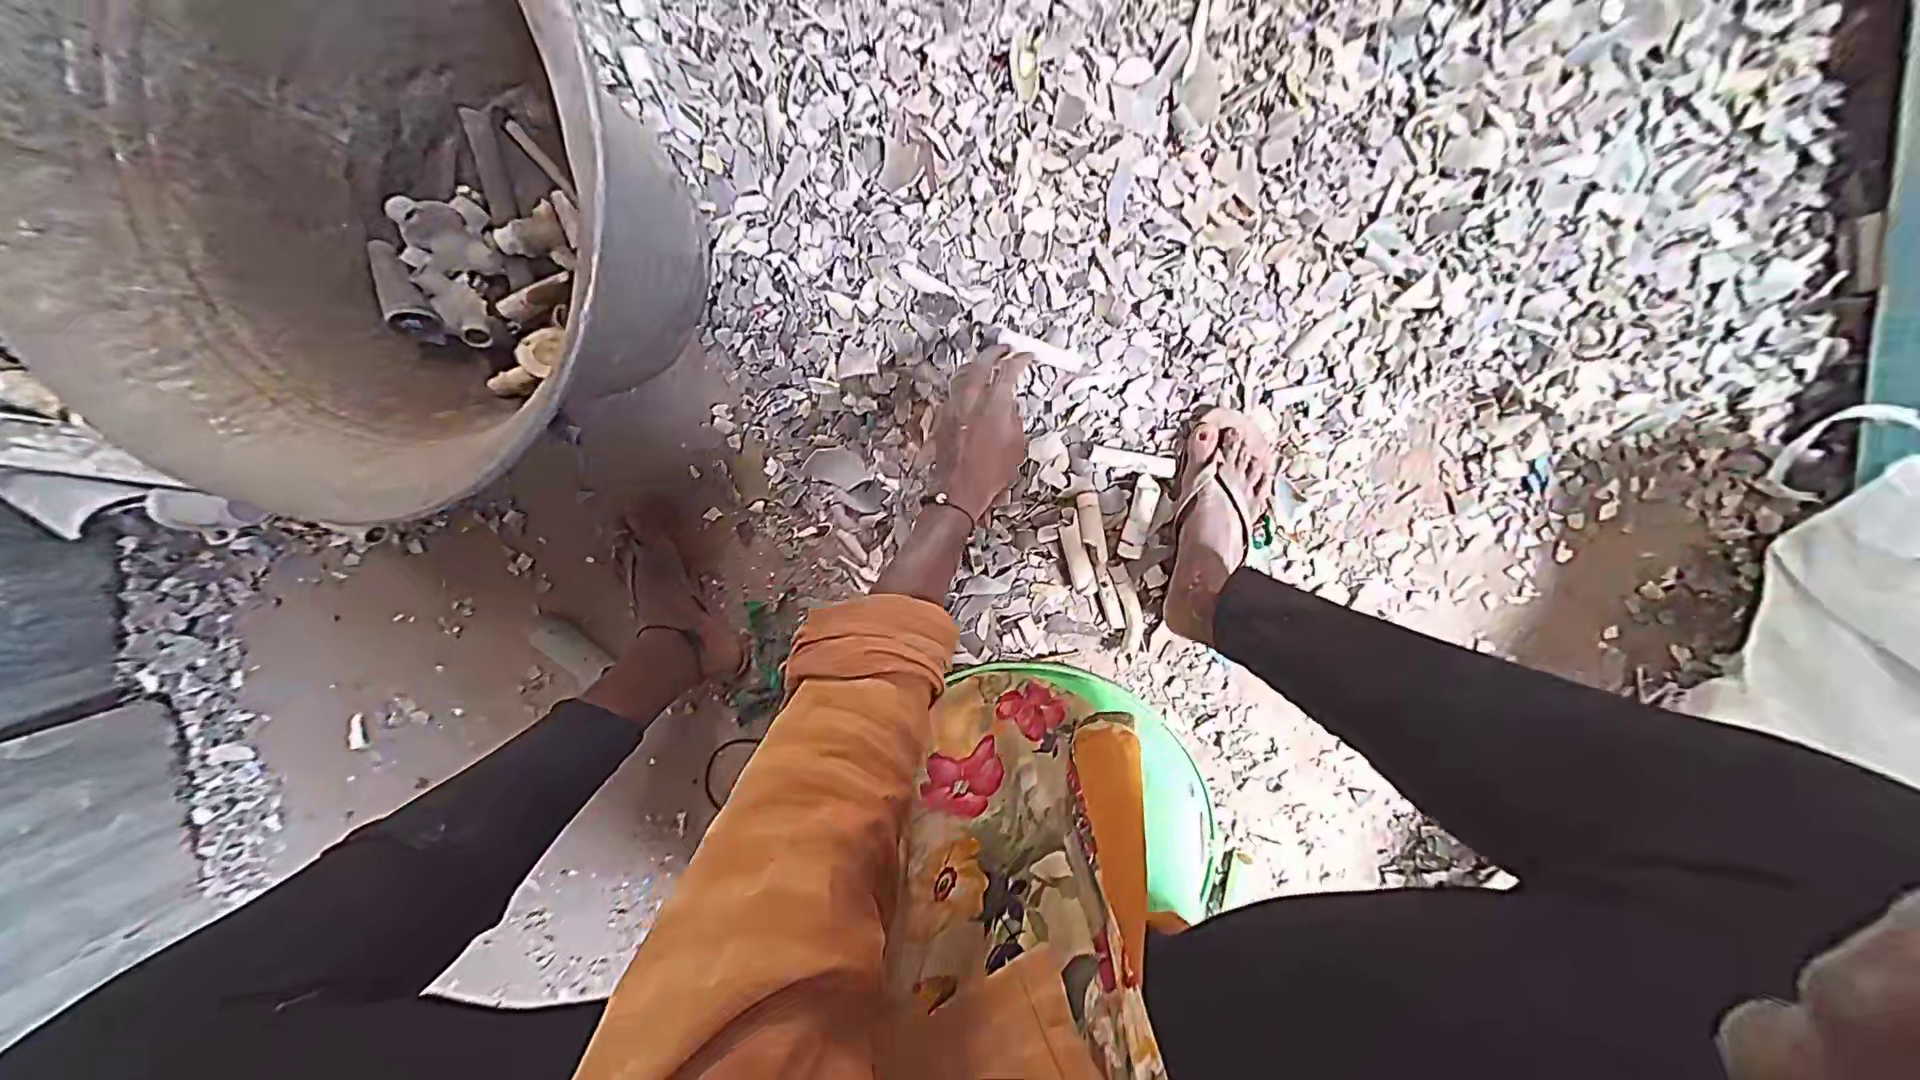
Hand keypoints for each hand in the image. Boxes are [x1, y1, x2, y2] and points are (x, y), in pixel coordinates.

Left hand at [931, 345, 1029, 521]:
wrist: (959, 492)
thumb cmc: (989, 476)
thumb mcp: (1016, 447)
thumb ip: (1015, 420)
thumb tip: (1012, 407)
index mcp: (994, 408)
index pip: (1008, 372)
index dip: (1019, 360)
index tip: (1026, 356)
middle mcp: (971, 403)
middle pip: (981, 365)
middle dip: (995, 353)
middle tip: (1004, 349)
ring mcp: (954, 409)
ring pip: (963, 375)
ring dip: (976, 365)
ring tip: (985, 363)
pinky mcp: (942, 419)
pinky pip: (953, 392)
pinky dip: (963, 384)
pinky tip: (968, 389)